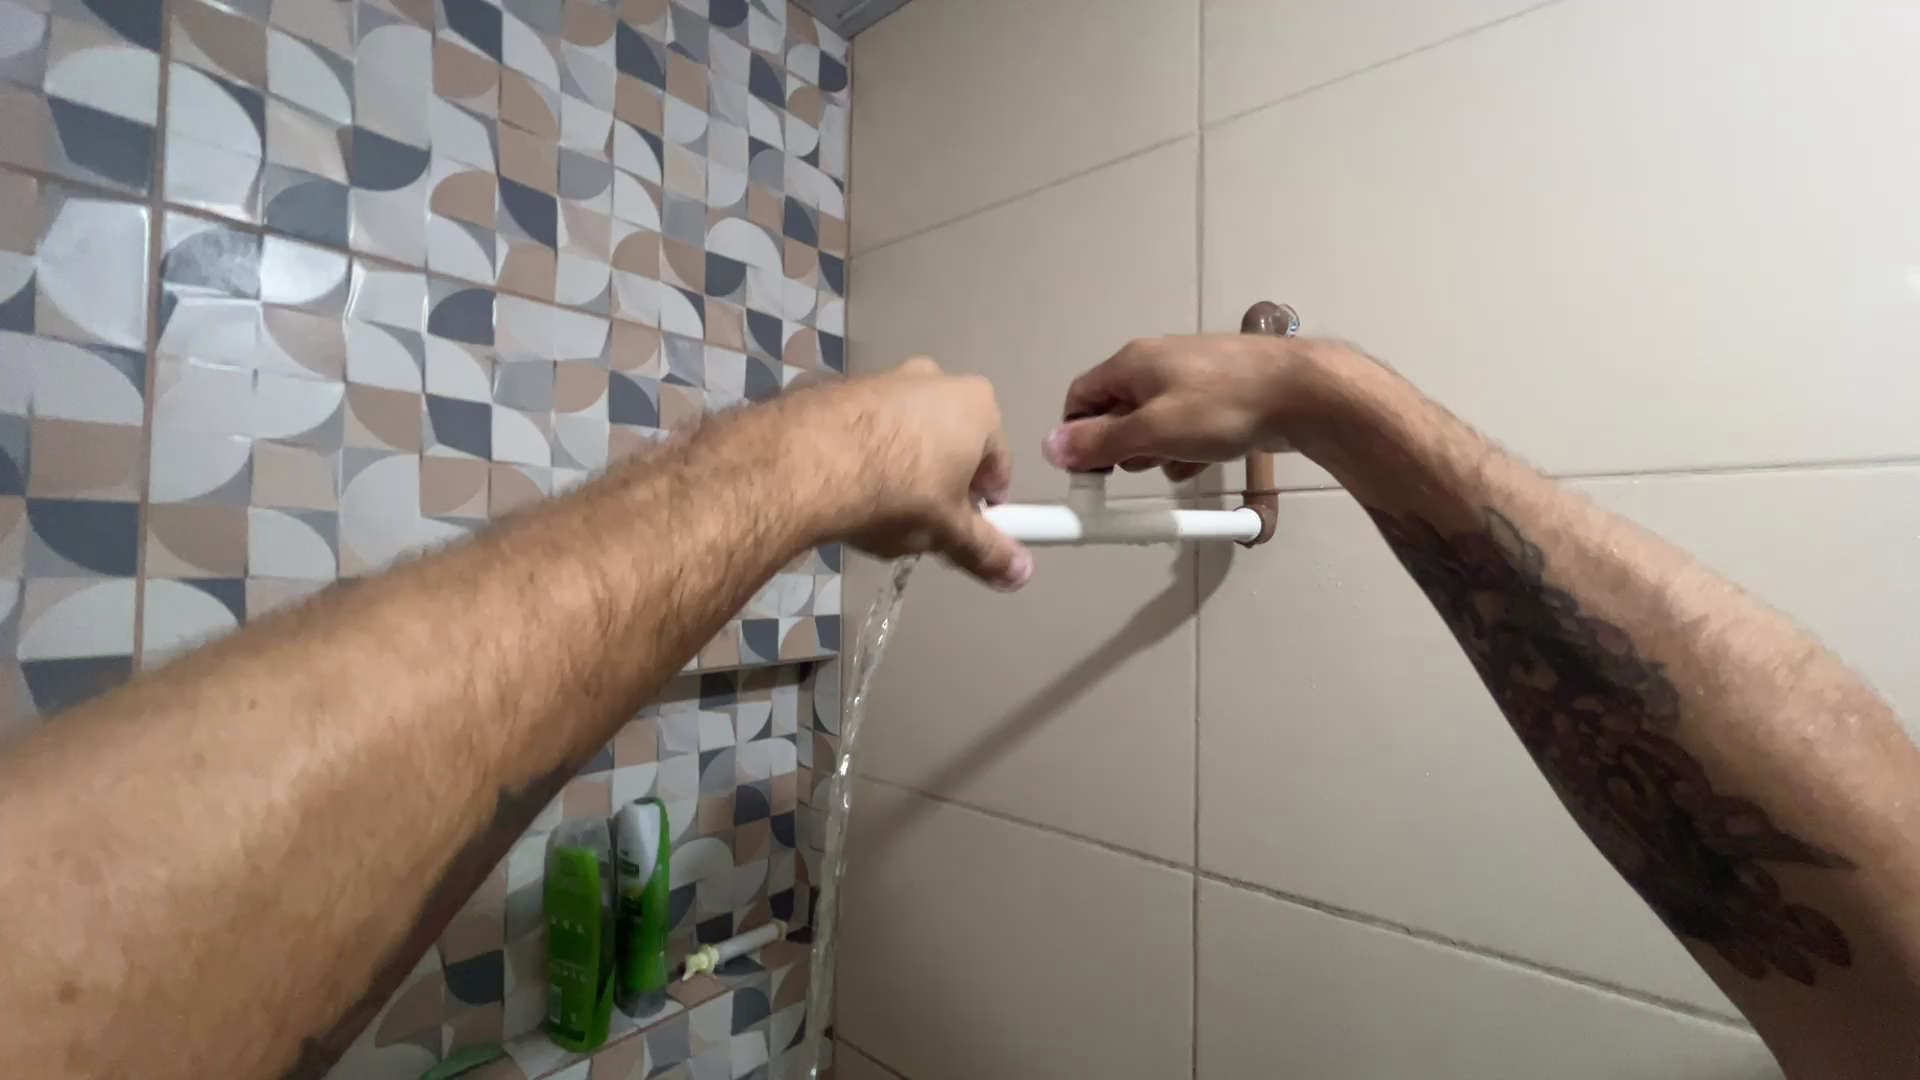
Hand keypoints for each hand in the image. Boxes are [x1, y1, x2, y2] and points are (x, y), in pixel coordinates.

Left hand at [790, 358, 1032, 590]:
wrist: (806, 463)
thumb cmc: (898, 493)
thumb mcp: (948, 531)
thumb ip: (987, 551)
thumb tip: (1022, 574)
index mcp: (978, 406)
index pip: (998, 467)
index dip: (987, 508)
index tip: (966, 534)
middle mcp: (938, 379)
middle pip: (954, 447)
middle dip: (943, 486)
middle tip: (921, 524)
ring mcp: (887, 377)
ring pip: (910, 437)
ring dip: (904, 470)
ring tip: (879, 510)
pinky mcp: (843, 387)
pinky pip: (869, 430)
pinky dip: (867, 456)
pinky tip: (848, 488)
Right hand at [1042, 334, 1328, 478]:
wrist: (1306, 392)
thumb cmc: (1223, 408)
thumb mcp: (1153, 432)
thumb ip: (1100, 442)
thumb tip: (1050, 446)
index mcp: (1131, 363)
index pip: (1080, 397)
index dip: (1075, 434)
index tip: (1086, 469)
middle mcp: (1155, 361)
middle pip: (1115, 409)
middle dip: (1118, 445)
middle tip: (1134, 468)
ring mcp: (1190, 374)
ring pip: (1151, 419)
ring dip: (1152, 449)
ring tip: (1171, 464)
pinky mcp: (1218, 390)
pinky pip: (1183, 421)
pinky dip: (1182, 445)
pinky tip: (1197, 462)